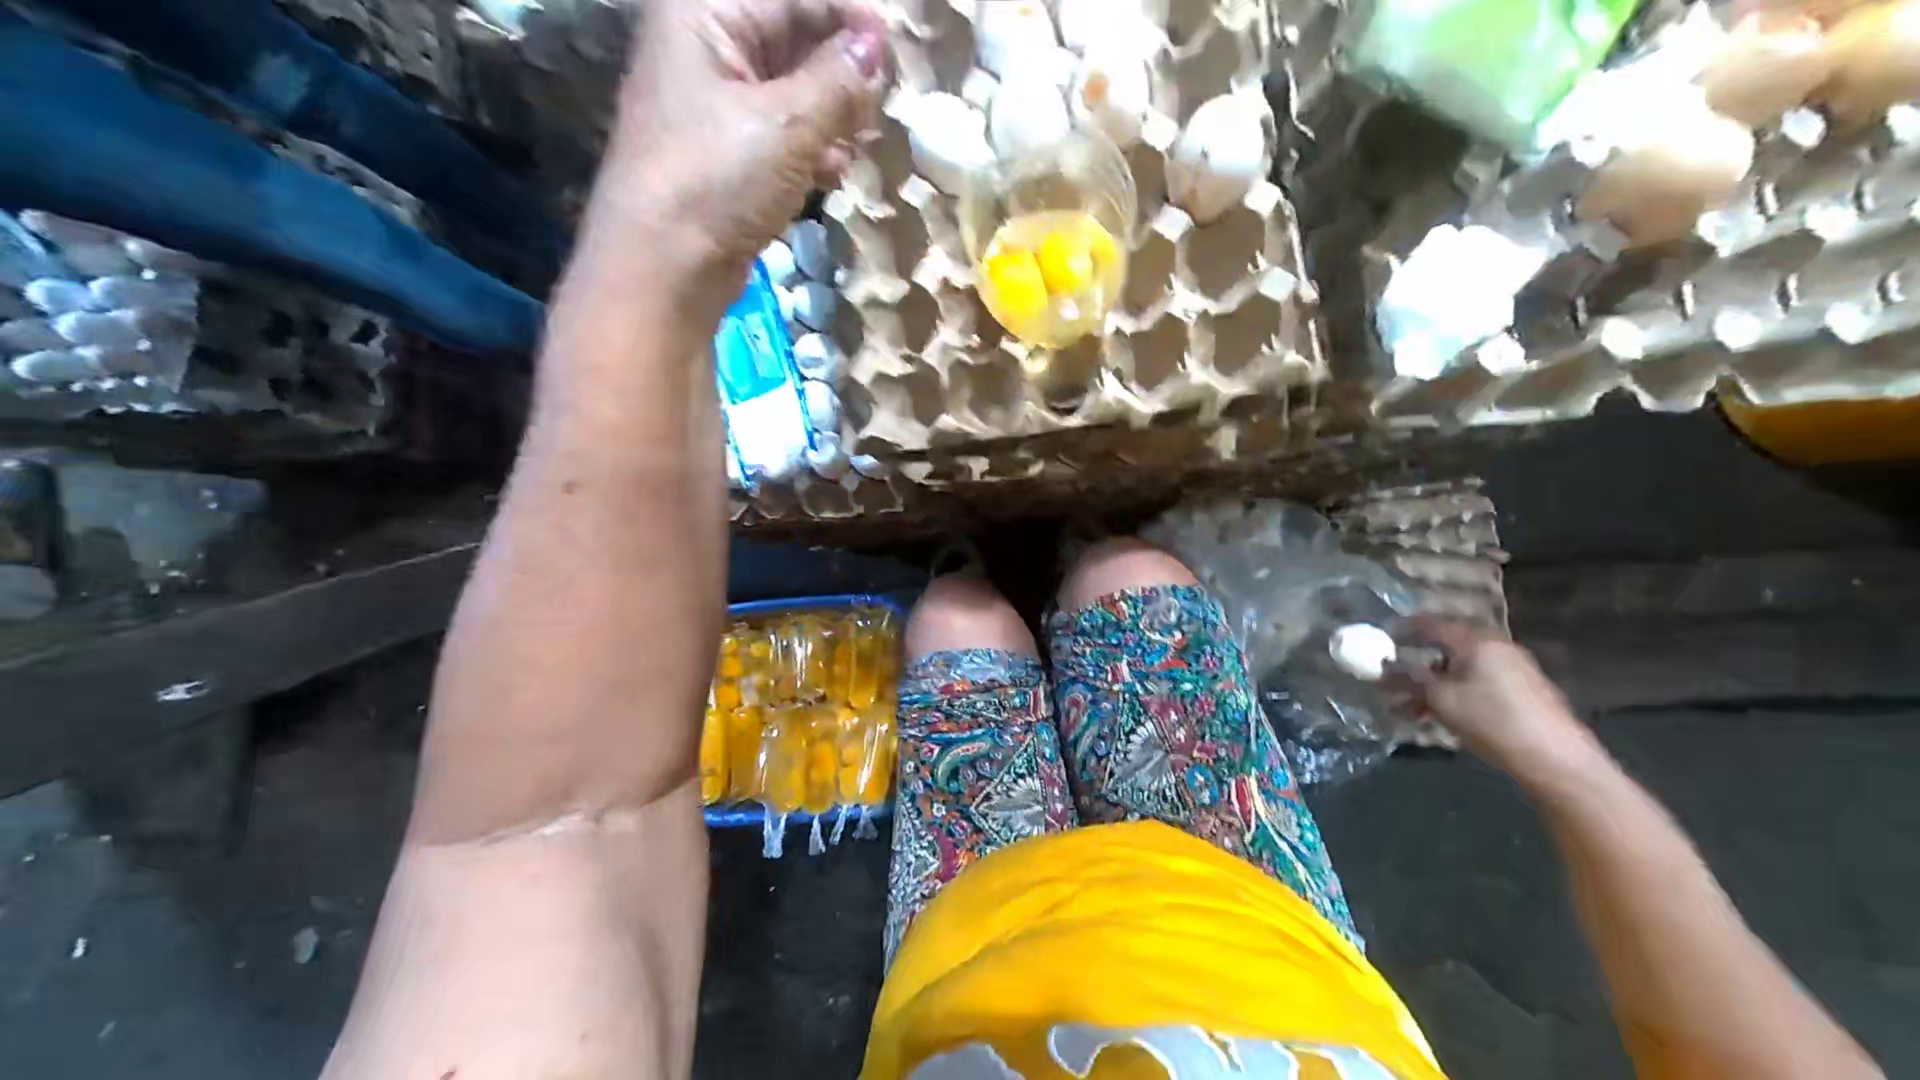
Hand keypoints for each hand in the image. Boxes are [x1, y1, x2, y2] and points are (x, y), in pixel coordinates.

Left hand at [585, 0, 891, 319]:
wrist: (665, 268)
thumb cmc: (718, 179)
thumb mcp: (787, 124)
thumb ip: (837, 80)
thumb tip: (875, 47)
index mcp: (706, 14)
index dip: (847, 16)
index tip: (893, 52)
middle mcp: (707, 51)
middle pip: (791, 40)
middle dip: (840, 71)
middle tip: (880, 103)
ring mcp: (716, 110)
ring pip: (791, 94)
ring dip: (831, 116)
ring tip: (862, 141)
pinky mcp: (728, 160)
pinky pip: (780, 138)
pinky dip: (810, 150)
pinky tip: (834, 170)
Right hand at [1400, 618, 1604, 787]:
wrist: (1558, 762)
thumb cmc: (1493, 721)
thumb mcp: (1441, 699)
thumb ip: (1409, 678)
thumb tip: (1384, 664)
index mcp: (1476, 642)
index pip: (1430, 624)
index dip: (1400, 630)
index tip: (1376, 641)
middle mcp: (1495, 648)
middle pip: (1442, 650)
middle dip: (1410, 666)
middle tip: (1385, 681)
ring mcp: (1511, 671)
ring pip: (1456, 671)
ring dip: (1426, 687)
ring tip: (1400, 709)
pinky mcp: (1520, 693)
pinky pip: (1473, 685)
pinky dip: (1449, 695)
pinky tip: (1430, 718)